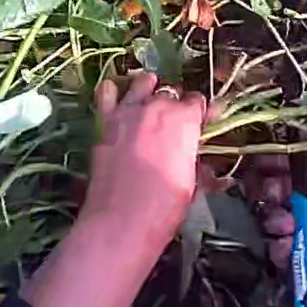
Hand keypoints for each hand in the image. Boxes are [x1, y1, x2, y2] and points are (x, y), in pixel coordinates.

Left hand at [22, 71, 206, 306]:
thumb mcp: (190, 184)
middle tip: (174, 124)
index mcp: (184, 121)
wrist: (120, 223)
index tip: (200, 123)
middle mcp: (157, 107)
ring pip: (142, 83)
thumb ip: (194, 162)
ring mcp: (129, 111)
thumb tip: (201, 162)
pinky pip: (106, 92)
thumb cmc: (163, 209)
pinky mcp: (105, 121)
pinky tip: (116, 98)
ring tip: (150, 99)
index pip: (197, 102)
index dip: (200, 112)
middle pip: (171, 93)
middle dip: (175, 104)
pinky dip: (112, 91)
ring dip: (149, 89)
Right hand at [254, 149, 306, 306]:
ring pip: (268, 215)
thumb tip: (286, 129)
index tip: (256, 159)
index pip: (283, 158)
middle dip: (267, 189)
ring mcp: (304, 225)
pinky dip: (282, 245)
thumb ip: (304, 144)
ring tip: (291, 224)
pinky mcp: (300, 254)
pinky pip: (275, 245)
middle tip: (276, 194)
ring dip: (275, 219)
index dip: (268, 158)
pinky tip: (293, 243)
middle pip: (270, 185)